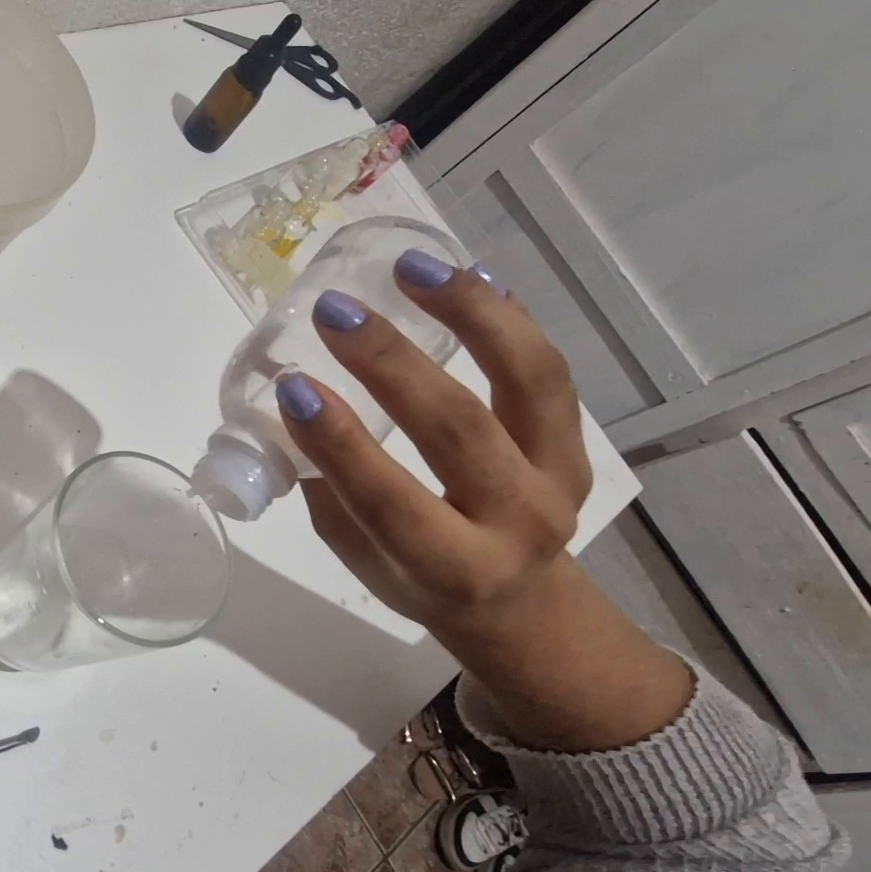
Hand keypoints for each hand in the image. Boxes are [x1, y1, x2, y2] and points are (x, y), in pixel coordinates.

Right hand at [276, 250, 689, 751]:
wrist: (518, 603)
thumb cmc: (416, 579)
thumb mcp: (359, 555)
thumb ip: (331, 486)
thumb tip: (294, 399)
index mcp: (447, 566)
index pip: (389, 497)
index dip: (340, 439)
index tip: (293, 383)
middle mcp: (515, 523)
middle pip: (457, 427)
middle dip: (389, 362)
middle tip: (336, 312)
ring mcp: (559, 476)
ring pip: (527, 379)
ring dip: (468, 313)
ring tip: (412, 268)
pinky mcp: (577, 443)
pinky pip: (548, 372)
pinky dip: (507, 318)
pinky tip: (466, 276)